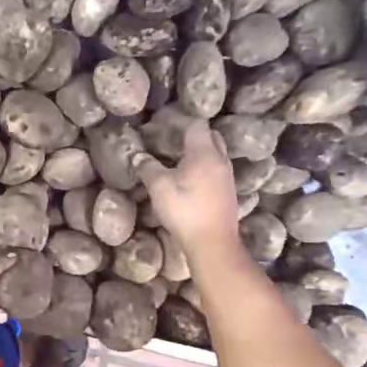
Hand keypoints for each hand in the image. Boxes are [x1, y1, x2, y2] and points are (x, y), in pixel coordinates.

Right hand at [134, 118, 241, 256]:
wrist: (213, 243)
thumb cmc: (185, 211)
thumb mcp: (159, 187)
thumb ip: (148, 168)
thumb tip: (138, 156)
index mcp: (205, 153)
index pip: (196, 125)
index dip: (179, 122)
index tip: (161, 127)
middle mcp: (220, 160)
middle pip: (210, 136)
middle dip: (191, 134)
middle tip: (171, 141)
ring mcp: (227, 177)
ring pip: (215, 153)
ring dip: (199, 151)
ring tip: (178, 159)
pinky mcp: (228, 192)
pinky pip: (216, 168)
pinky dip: (204, 166)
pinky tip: (189, 179)